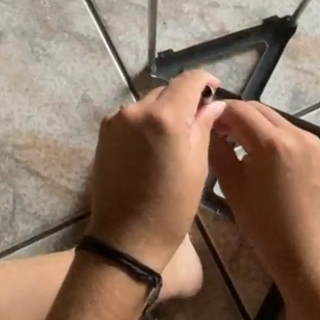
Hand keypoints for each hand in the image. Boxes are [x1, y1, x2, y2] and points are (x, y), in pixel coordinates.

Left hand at [83, 70, 225, 272]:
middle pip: (166, 91)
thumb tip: (213, 104)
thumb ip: (203, 126)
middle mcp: (136, 110)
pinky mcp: (104, 133)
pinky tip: (153, 147)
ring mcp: (116, 120)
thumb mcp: (197, 166)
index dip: (205, 81)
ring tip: (175, 140)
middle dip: (184, 100)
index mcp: (164, 117)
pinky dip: (145, 124)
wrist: (126, 238)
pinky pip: (131, 117)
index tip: (215, 90)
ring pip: (148, 104)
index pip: (188, 81)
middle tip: (199, 121)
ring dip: (163, 112)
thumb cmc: (171, 207)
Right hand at [209, 102, 319, 293]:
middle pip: (256, 109)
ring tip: (230, 142)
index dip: (215, 111)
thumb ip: (217, 150)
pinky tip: (252, 152)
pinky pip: (284, 130)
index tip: (198, 121)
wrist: (308, 251)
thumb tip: (203, 128)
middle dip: (232, 115)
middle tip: (212, 132)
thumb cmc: (265, 225)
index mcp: (272, 144)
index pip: (238, 110)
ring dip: (249, 123)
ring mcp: (309, 140)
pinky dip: (266, 133)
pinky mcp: (315, 149)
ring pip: (271, 118)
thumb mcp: (232, 186)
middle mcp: (295, 133)